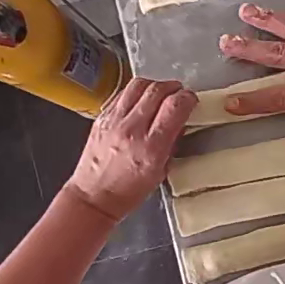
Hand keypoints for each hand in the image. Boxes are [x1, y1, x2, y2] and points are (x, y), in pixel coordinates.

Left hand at [64, 77, 195, 221]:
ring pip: (138, 85)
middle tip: (178, 94)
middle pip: (157, 90)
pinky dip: (135, 92)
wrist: (94, 197)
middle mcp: (132, 130)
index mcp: (151, 148)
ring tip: (160, 93)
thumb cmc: (126, 192)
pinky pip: (122, 94)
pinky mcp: (101, 118)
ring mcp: (114, 122)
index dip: (188, 98)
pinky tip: (140, 100)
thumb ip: (171, 144)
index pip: (175, 107)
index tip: (191, 101)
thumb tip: (179, 122)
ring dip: (154, 85)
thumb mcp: (160, 172)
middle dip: (173, 88)